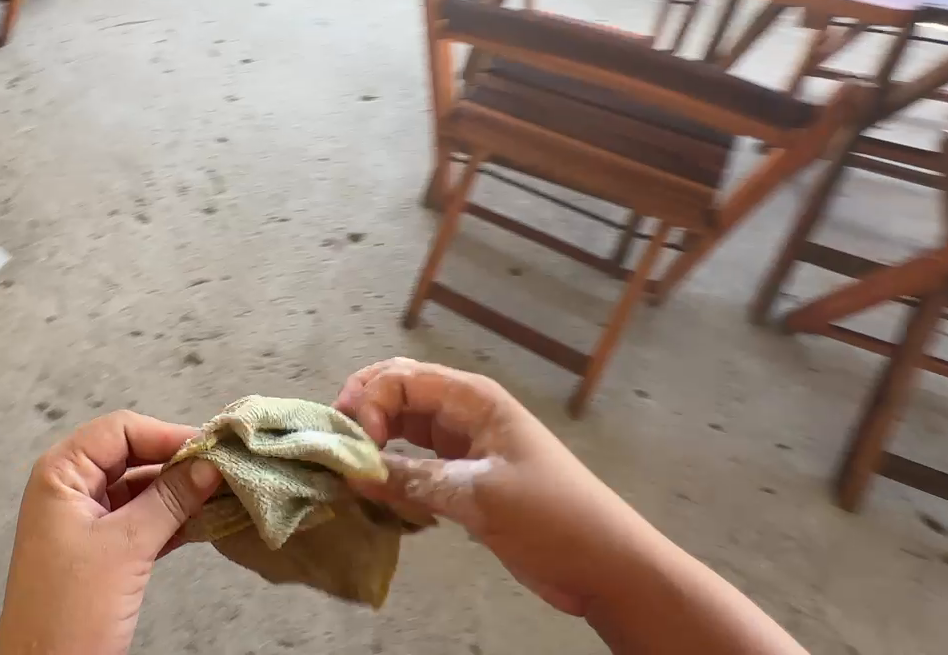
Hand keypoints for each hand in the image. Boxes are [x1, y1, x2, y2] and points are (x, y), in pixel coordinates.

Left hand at [0, 411, 223, 654]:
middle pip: (129, 454)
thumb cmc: (70, 610)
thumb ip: (168, 501)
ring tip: (220, 493)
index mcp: (61, 471)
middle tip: (221, 469)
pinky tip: (201, 520)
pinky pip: (138, 518)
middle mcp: (70, 486)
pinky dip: (168, 518)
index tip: (210, 448)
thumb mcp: (125, 548)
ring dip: (175, 491)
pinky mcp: (99, 549)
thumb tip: (208, 465)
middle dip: (173, 461)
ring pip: (137, 487)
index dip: (164, 434)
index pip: (119, 430)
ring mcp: (83, 518)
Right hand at [333, 358, 668, 615]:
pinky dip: (389, 461)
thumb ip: (411, 480)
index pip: (400, 379)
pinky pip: (412, 453)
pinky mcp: (461, 471)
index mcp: (471, 397)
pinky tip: (375, 478)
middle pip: (395, 388)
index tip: (360, 444)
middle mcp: (461, 408)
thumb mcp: (478, 496)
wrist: (610, 568)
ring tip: (349, 457)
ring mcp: (461, 439)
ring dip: (373, 433)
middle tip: (337, 437)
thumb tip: (352, 473)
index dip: (370, 403)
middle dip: (362, 405)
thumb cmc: (552, 517)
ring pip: (401, 419)